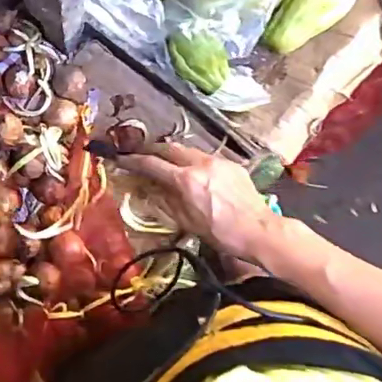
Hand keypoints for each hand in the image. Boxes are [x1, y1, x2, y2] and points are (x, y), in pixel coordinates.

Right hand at [117, 144, 298, 264]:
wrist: (260, 231)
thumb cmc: (220, 233)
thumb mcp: (186, 221)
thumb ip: (165, 200)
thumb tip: (150, 188)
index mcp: (186, 180)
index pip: (153, 164)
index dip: (134, 160)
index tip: (122, 158)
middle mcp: (201, 163)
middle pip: (170, 148)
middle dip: (153, 150)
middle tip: (141, 153)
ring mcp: (218, 161)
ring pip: (188, 150)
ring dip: (173, 153)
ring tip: (165, 161)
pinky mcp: (232, 165)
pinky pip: (206, 157)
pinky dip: (193, 161)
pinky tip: (193, 171)